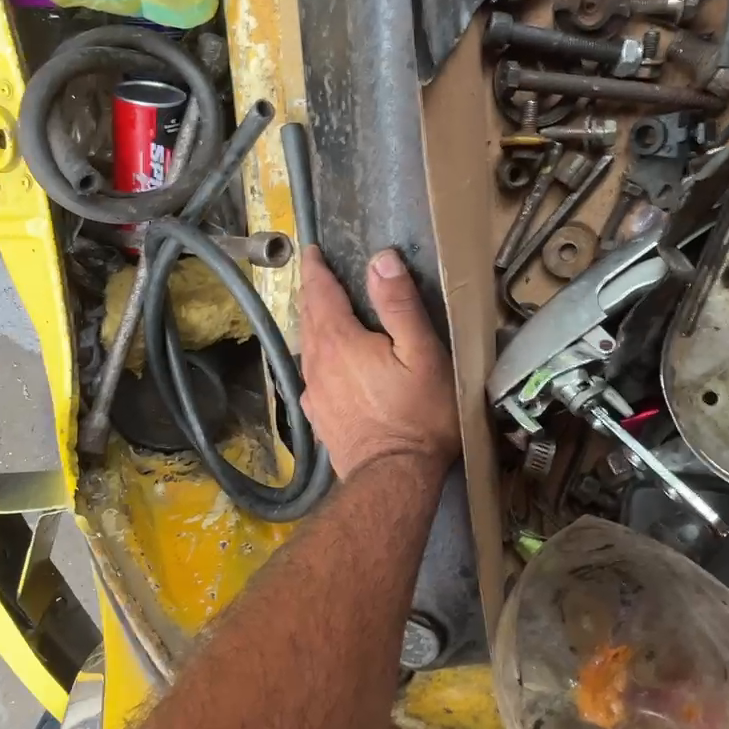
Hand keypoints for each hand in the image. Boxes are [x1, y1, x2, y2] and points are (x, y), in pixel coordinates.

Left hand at [298, 247, 460, 480]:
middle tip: (314, 274)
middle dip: (310, 292)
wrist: (394, 478)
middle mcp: (318, 363)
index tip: (311, 251)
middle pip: (308, 317)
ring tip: (318, 312)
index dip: (315, 269)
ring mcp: (315, 393)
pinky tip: (321, 365)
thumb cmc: (417, 415)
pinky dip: (314, 357)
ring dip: (311, 323)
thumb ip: (400, 305)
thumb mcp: (421, 354)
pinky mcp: (319, 417)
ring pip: (306, 346)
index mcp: (340, 341)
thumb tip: (381, 260)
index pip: (320, 293)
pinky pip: (311, 376)